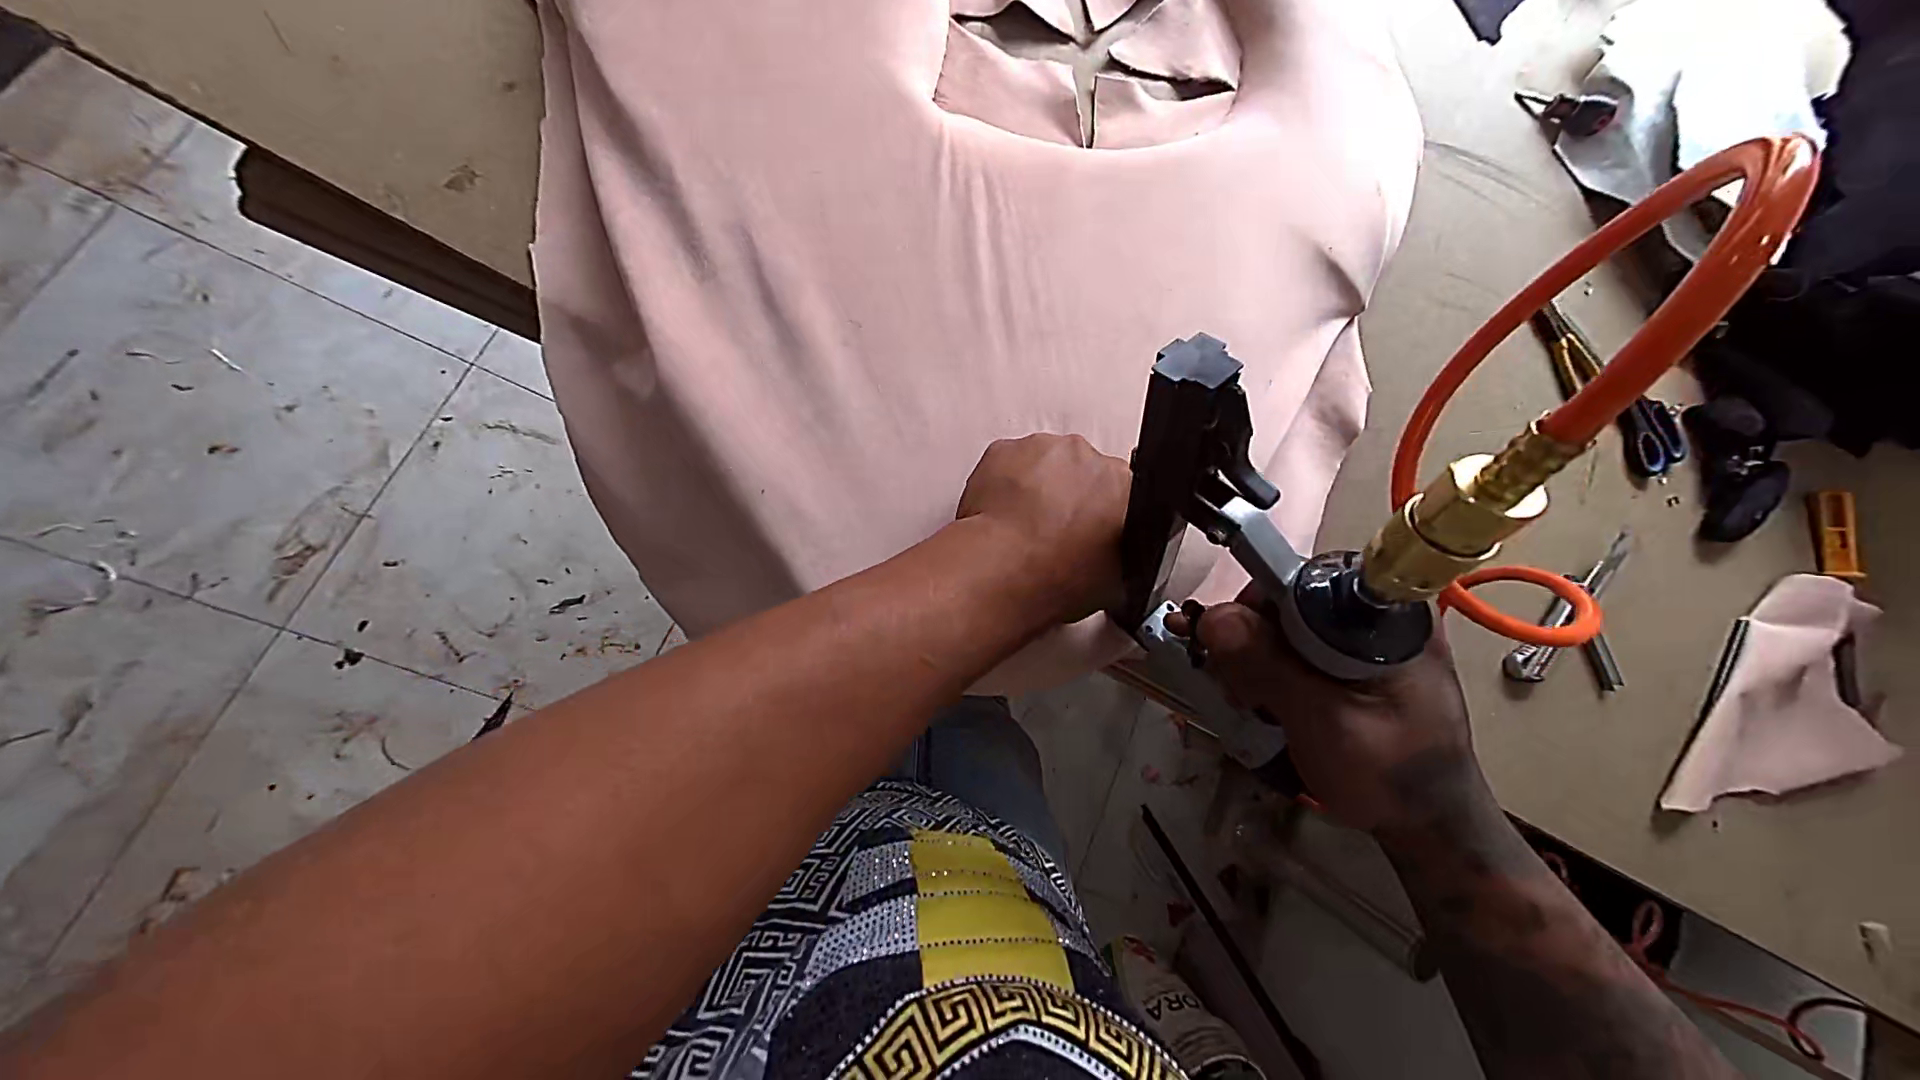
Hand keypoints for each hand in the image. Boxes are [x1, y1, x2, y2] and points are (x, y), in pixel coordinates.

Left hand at [956, 434, 1129, 622]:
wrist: (1004, 570)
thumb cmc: (1054, 577)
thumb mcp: (1114, 582)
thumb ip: (1121, 553)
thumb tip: (1112, 556)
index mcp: (1124, 486)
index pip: (1118, 493)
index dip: (1100, 514)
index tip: (1085, 530)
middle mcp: (1087, 456)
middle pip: (1080, 471)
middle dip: (1068, 495)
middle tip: (1050, 531)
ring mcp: (1044, 449)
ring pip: (1041, 463)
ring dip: (1035, 487)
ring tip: (1021, 526)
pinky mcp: (1004, 449)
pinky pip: (1005, 463)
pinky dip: (1001, 482)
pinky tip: (999, 515)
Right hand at [1195, 600, 1492, 836]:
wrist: (1425, 825)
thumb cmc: (1390, 776)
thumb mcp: (1325, 722)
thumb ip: (1270, 668)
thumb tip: (1214, 618)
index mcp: (1389, 617)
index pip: (1303, 579)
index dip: (1258, 605)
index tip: (1233, 647)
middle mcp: (1374, 615)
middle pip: (1284, 599)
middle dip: (1250, 640)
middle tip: (1242, 688)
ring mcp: (1358, 640)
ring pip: (1279, 624)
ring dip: (1252, 660)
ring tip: (1254, 703)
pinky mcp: (1343, 661)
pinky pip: (1288, 647)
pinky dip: (1264, 671)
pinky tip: (1263, 702)